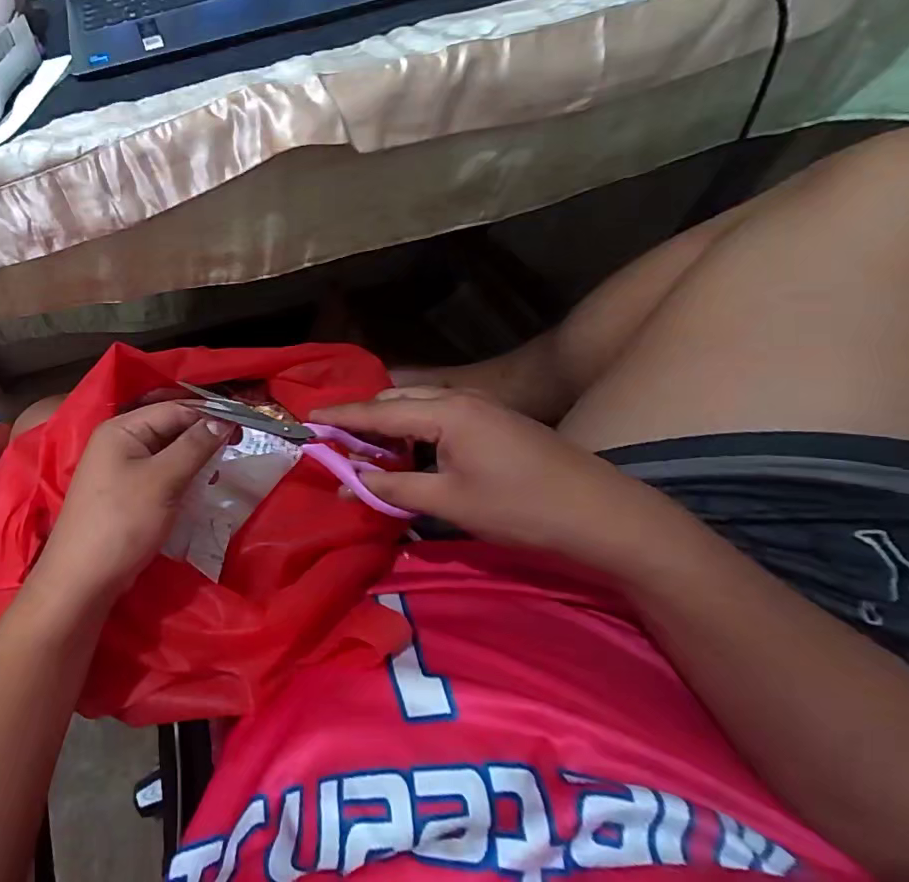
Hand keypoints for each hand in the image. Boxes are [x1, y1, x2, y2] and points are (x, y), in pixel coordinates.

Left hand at [33, 401, 234, 604]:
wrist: (82, 580)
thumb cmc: (123, 522)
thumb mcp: (164, 480)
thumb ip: (195, 446)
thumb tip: (221, 421)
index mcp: (121, 429)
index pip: (174, 408)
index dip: (209, 415)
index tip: (243, 427)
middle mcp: (118, 441)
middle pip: (170, 426)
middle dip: (202, 434)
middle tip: (236, 446)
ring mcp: (120, 467)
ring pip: (167, 450)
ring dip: (194, 456)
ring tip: (218, 469)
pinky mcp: (126, 492)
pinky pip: (160, 472)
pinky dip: (182, 475)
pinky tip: (199, 486)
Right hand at [311, 387, 683, 561]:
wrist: (600, 511)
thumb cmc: (521, 507)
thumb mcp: (449, 501)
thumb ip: (392, 487)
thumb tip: (348, 480)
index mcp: (446, 411)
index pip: (379, 410)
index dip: (340, 416)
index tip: (308, 419)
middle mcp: (462, 397)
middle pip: (398, 399)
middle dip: (364, 418)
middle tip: (335, 440)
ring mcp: (483, 406)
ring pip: (421, 406)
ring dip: (391, 424)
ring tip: (367, 450)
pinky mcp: (497, 421)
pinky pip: (442, 415)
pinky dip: (417, 430)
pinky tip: (412, 453)